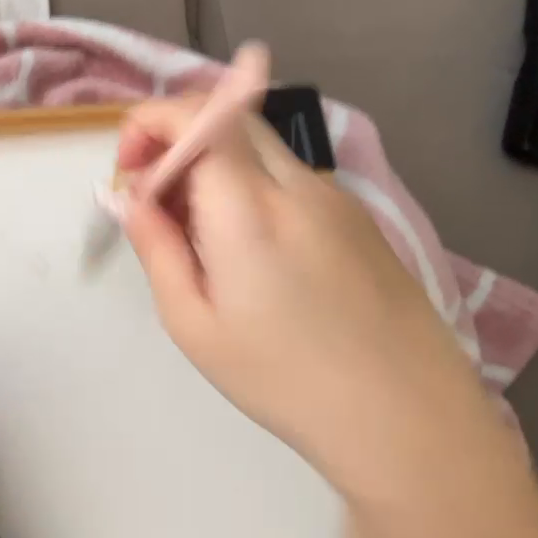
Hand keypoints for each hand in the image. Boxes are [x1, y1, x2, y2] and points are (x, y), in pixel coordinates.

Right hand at [117, 96, 499, 490]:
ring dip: (207, 164)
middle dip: (173, 136)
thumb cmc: (282, 378)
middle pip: (229, 116)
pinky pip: (284, 176)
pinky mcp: (356, 218)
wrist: (409, 421)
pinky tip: (240, 250)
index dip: (151, 123)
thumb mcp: (191, 320)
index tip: (128, 173)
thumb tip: (128, 195)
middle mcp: (299, 187)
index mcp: (251, 212)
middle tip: (150, 198)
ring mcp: (336, 199)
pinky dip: (243, 185)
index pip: (200, 116)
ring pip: (256, 145)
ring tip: (191, 235)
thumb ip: (155, 246)